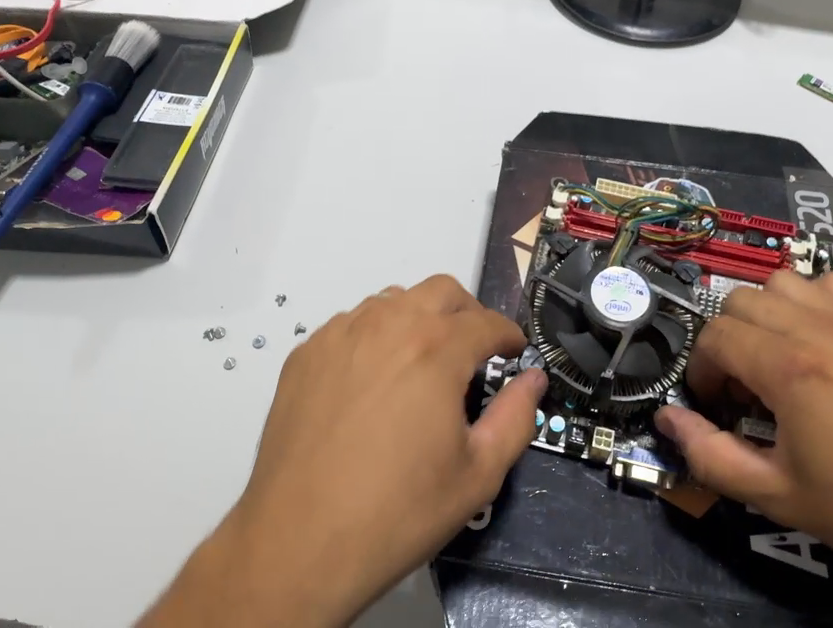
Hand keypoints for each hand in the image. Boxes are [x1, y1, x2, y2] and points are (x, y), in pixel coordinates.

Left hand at [143, 275, 545, 627]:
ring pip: (393, 300)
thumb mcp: (478, 474)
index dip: (509, 336)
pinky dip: (374, 337)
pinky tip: (372, 383)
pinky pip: (351, 324)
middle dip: (468, 314)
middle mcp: (388, 325)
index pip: (487, 321)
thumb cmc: (398, 511)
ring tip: (421, 367)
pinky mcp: (306, 354)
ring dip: (419, 319)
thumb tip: (533, 380)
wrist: (299, 543)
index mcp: (436, 348)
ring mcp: (341, 334)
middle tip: (473, 353)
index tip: (513, 355)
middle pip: (442, 291)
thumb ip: (516, 417)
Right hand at [656, 269, 832, 580]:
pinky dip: (809, 300)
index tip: (713, 407)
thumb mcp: (779, 497)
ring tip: (773, 360)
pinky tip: (815, 340)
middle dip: (725, 341)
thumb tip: (668, 419)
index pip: (716, 337)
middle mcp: (818, 329)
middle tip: (740, 391)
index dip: (700, 370)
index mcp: (790, 368)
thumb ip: (712, 455)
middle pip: (741, 301)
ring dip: (763, 314)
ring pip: (782, 282)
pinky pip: (830, 283)